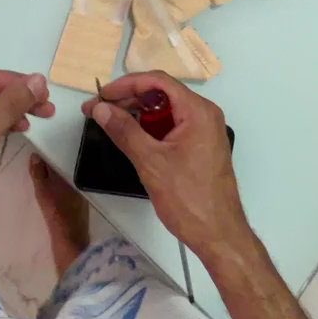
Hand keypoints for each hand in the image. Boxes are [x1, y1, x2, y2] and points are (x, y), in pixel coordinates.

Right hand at [83, 71, 250, 257]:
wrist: (219, 236)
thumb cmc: (188, 198)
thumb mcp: (151, 163)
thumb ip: (125, 131)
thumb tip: (100, 107)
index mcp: (198, 110)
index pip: (158, 81)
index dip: (127, 84)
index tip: (101, 95)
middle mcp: (204, 113)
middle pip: (162, 93)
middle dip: (129, 100)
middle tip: (98, 110)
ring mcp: (203, 129)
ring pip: (165, 110)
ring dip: (138, 114)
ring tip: (109, 122)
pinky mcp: (200, 145)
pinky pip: (172, 125)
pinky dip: (150, 128)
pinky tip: (131, 136)